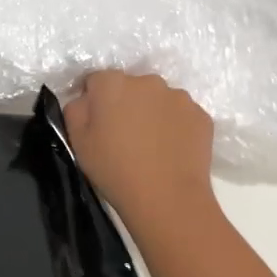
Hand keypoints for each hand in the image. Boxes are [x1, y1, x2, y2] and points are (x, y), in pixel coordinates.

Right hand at [63, 72, 217, 222]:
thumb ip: (75, 110)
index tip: (95, 125)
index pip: (96, 81)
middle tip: (122, 138)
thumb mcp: (77, 141)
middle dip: (124, 105)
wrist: (166, 196)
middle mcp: (147, 81)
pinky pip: (181, 116)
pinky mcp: (201, 115)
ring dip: (151, 114)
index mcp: (112, 84)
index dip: (93, 101)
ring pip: (158, 100)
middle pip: (130, 87)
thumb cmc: (113, 169)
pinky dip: (174, 128)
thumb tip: (85, 100)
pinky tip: (169, 152)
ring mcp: (179, 97)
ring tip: (149, 147)